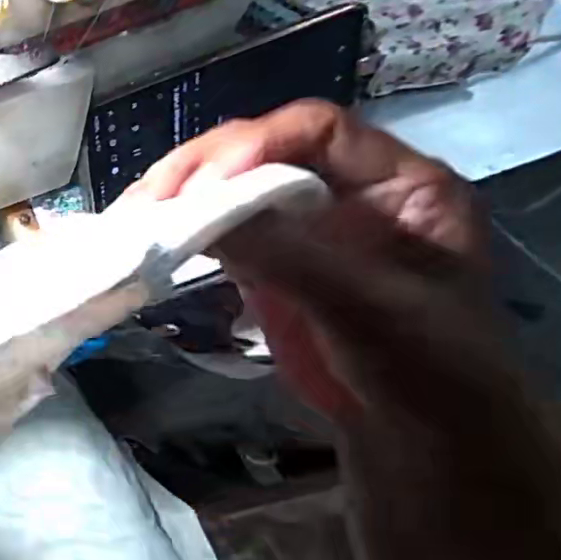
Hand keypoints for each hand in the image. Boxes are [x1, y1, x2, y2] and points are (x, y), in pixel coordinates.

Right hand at [123, 99, 500, 427]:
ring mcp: (299, 222)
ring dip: (176, 193)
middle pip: (259, 148)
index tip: (204, 187)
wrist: (422, 428)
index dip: (255, 146)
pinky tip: (143, 233)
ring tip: (134, 215)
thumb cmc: (426, 365)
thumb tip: (203, 211)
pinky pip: (213, 224)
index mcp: (396, 182)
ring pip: (226, 182)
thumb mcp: (368, 305)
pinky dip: (175, 226)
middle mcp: (343, 188)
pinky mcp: (264, 255)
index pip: (317, 131)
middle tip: (153, 200)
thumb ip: (291, 254)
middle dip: (200, 168)